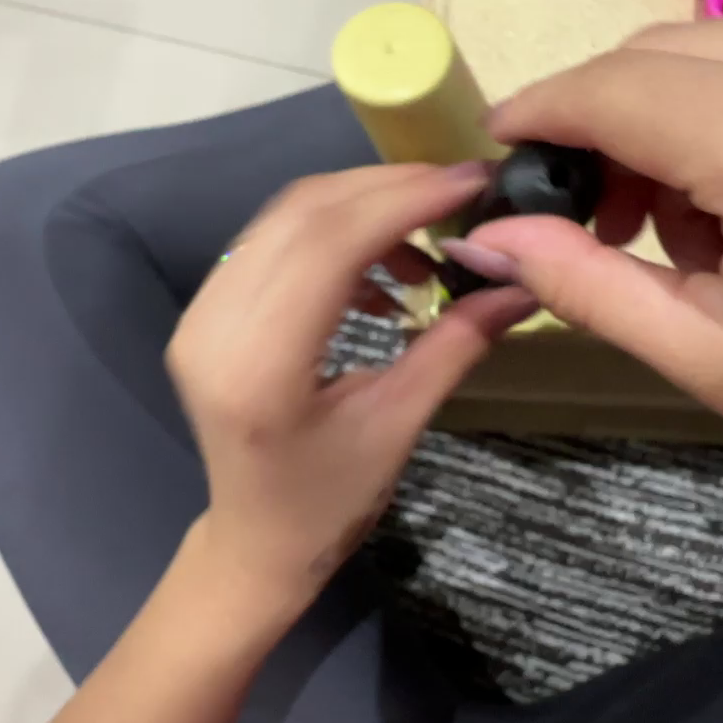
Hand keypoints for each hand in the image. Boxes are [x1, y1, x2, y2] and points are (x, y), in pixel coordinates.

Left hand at [168, 162, 537, 607]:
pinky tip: (375, 276)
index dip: (401, 200)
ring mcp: (199, 315)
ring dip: (359, 210)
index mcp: (259, 367)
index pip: (326, 245)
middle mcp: (213, 327)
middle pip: (301, 215)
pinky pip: (271, 243)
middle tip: (457, 195)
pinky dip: (329, 237)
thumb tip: (523, 283)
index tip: (469, 182)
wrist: (255, 540)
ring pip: (283, 219)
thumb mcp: (398, 426)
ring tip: (422, 246)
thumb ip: (455, 345)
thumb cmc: (327, 503)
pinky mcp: (205, 312)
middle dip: (386, 190)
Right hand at [459, 13, 722, 625]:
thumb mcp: (708, 359)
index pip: (625, 88)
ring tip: (676, 231)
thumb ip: (578, 279)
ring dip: (666, 123)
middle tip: (582, 219)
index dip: (541, 114)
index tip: (493, 154)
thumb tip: (480, 236)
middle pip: (669, 51)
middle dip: (602, 126)